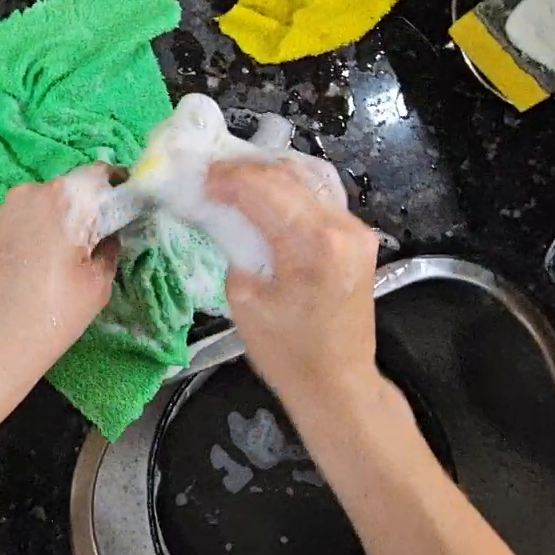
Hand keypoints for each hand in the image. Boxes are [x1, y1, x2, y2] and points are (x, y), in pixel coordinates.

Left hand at [0, 166, 118, 401]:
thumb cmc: (49, 315)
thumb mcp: (97, 284)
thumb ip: (109, 247)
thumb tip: (109, 233)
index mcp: (62, 197)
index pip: (99, 174)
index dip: (116, 188)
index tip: (125, 211)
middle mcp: (28, 192)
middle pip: (68, 190)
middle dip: (84, 211)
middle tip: (94, 245)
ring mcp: (1, 209)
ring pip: (41, 206)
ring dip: (56, 223)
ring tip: (61, 262)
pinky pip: (19, 221)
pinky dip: (31, 234)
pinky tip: (33, 268)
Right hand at [208, 161, 379, 405]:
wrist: (337, 383)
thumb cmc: (286, 351)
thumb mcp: (243, 298)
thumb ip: (235, 246)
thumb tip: (223, 215)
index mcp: (313, 244)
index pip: (263, 189)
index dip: (226, 179)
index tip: (199, 178)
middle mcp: (341, 228)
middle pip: (285, 176)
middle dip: (243, 171)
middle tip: (208, 176)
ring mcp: (355, 229)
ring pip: (304, 178)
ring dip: (264, 174)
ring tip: (231, 181)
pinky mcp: (355, 236)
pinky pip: (317, 195)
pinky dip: (286, 187)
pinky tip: (262, 192)